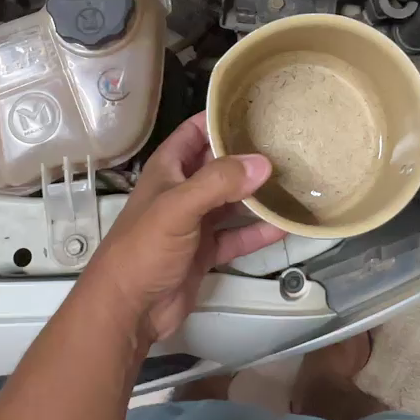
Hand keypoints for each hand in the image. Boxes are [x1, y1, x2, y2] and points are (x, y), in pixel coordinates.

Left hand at [77, 113, 286, 345]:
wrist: (127, 311)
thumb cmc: (143, 249)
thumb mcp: (178, 207)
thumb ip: (218, 182)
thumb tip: (262, 163)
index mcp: (168, 168)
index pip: (196, 130)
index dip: (220, 117)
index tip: (257, 108)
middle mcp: (182, 190)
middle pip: (219, 164)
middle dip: (248, 155)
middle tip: (286, 143)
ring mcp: (194, 222)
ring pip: (231, 201)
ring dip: (257, 194)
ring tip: (293, 180)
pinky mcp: (205, 252)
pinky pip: (236, 236)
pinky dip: (257, 232)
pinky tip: (284, 226)